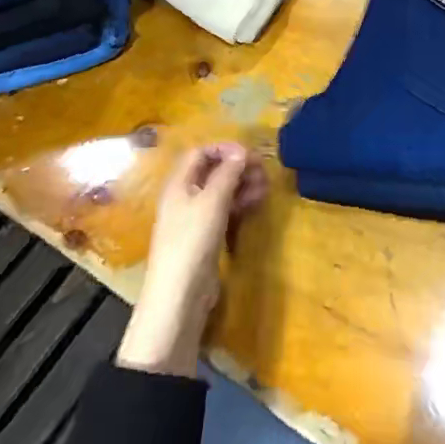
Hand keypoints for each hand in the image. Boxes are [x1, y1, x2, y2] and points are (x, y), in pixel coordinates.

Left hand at [116, 142, 268, 376]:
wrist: (180, 295)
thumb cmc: (192, 241)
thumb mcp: (212, 202)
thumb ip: (227, 174)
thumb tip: (241, 151)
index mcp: (179, 184)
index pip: (200, 153)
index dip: (224, 149)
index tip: (249, 154)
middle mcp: (185, 196)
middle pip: (212, 171)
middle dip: (238, 167)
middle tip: (263, 171)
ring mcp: (195, 217)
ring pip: (221, 191)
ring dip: (243, 184)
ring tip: (265, 187)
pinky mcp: (206, 236)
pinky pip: (225, 210)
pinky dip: (240, 202)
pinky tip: (257, 202)